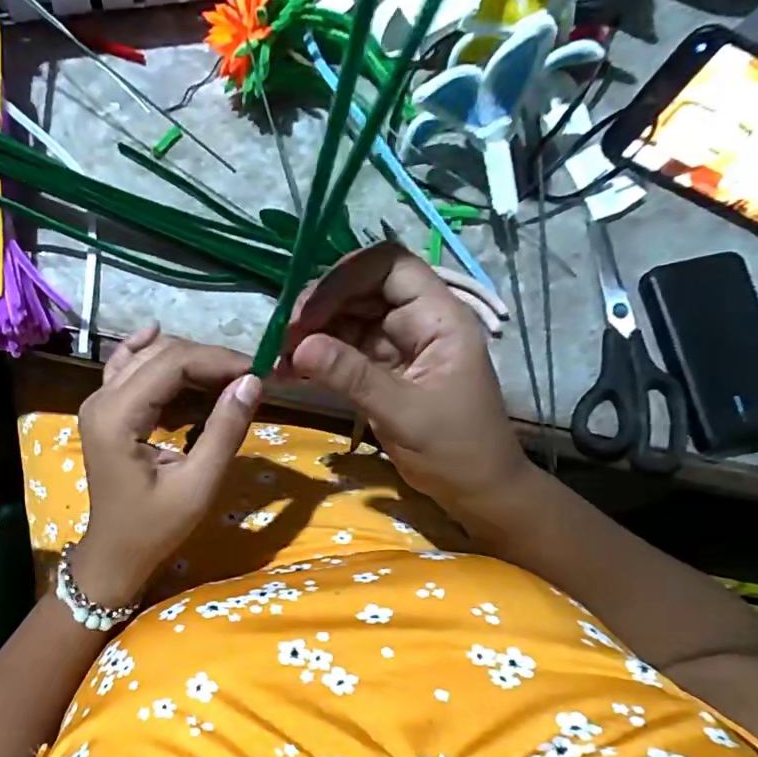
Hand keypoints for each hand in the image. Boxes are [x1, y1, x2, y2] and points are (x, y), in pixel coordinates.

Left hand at [75, 325, 262, 603]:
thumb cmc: (155, 526)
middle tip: (251, 377)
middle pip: (160, 354)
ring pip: (147, 356)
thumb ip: (225, 430)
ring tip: (229, 377)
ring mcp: (98, 401)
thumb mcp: (198, 485)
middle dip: (209, 359)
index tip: (259, 372)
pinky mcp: (105, 409)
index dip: (218, 360)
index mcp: (117, 416)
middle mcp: (101, 399)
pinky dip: (156, 356)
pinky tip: (168, 339)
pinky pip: (129, 367)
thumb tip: (253, 382)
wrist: (116, 552)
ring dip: (190, 360)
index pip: (172, 363)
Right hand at [282, 243, 534, 523]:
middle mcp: (417, 321)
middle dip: (320, 307)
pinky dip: (318, 359)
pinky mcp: (384, 370)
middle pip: (361, 289)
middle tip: (284, 339)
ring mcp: (399, 345)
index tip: (308, 310)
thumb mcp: (403, 413)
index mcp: (438, 317)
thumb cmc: (456, 450)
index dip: (345, 277)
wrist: (477, 490)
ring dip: (313, 334)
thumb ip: (353, 376)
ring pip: (348, 319)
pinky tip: (290, 372)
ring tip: (280, 358)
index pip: (389, 265)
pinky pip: (345, 351)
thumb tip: (300, 347)